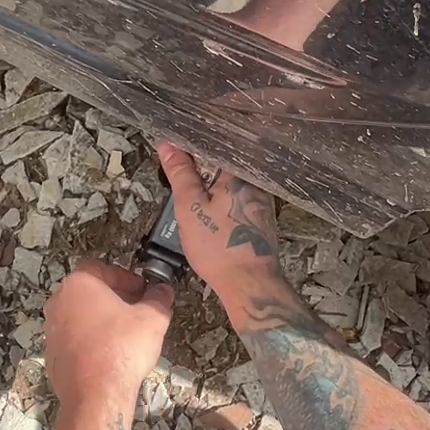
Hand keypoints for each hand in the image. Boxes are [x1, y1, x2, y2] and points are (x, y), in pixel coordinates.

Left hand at [43, 258, 173, 412]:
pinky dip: (92, 339)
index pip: (102, 268)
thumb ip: (159, 299)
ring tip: (127, 331)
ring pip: (81, 314)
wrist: (96, 394)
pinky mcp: (53, 354)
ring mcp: (52, 330)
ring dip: (103, 318)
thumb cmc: (119, 351)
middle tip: (137, 307)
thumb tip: (163, 292)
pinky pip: (75, 338)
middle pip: (89, 290)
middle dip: (115, 297)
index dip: (126, 277)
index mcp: (79, 285)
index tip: (141, 288)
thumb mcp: (153, 318)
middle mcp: (59, 303)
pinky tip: (111, 351)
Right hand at [156, 143, 287, 311]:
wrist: (249, 283)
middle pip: (221, 164)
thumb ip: (180, 174)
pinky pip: (237, 199)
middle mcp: (254, 181)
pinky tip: (213, 218)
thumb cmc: (220, 249)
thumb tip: (168, 147)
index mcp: (237, 172)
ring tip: (194, 204)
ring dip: (210, 187)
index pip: (210, 146)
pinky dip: (222, 203)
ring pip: (229, 183)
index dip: (187, 149)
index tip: (171, 154)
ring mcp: (260, 199)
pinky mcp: (261, 216)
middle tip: (179, 183)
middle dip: (199, 170)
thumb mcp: (190, 208)